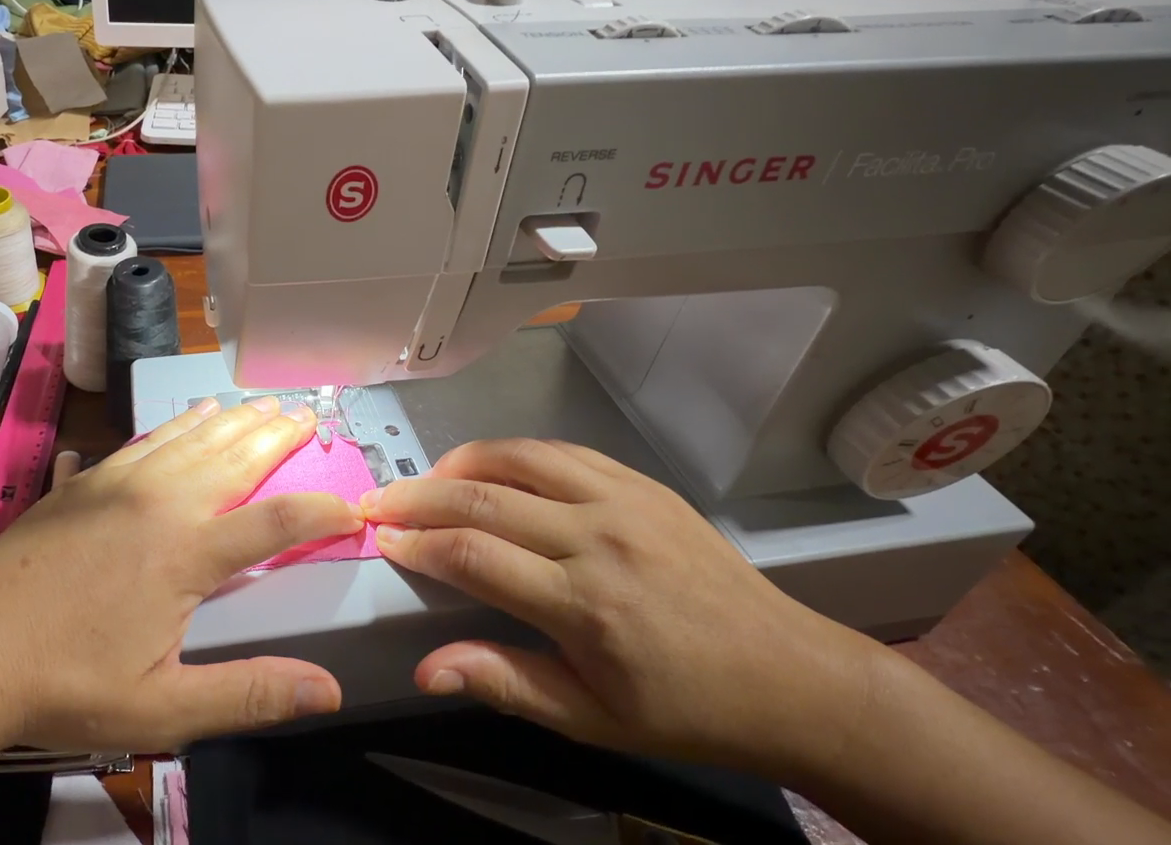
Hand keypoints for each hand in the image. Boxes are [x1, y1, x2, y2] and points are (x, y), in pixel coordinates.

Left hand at [0, 397, 364, 753]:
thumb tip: (329, 690)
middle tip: (307, 413)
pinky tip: (190, 414)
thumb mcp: (161, 708)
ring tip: (262, 403)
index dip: (322, 512)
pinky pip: (144, 439)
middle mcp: (159, 504)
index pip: (276, 524)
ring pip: (191, 439)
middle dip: (277, 436)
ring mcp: (117, 484)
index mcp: (186, 554)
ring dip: (233, 420)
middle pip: (234, 458)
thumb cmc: (64, 684)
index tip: (354, 506)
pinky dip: (176, 423)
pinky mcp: (84, 482)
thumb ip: (248, 694)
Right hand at [363, 439, 888, 774]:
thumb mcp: (592, 719)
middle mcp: (598, 538)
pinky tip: (491, 467)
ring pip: (518, 458)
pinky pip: (561, 451)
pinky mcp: (642, 483)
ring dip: (460, 463)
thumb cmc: (684, 708)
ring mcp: (623, 500)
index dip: (417, 543)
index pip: (473, 555)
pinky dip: (512, 453)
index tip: (381, 539)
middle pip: (483, 497)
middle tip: (380, 501)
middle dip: (419, 495)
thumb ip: (505, 682)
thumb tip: (425, 670)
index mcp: (584, 604)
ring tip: (426, 480)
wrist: (791, 676)